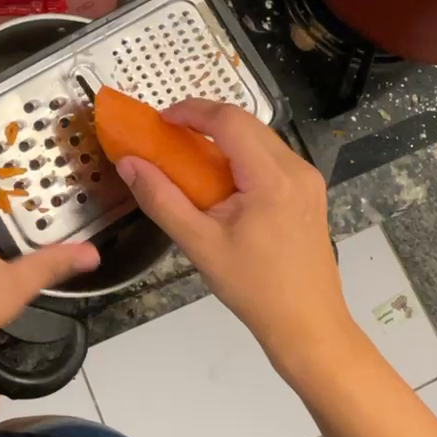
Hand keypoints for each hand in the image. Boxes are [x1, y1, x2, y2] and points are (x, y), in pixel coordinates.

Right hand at [113, 99, 356, 377]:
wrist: (308, 325)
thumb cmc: (255, 288)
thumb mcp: (199, 244)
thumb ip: (161, 199)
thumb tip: (128, 164)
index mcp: (273, 178)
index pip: (230, 121)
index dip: (192, 111)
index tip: (160, 119)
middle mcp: (296, 170)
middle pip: (246, 123)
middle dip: (204, 120)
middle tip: (167, 132)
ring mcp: (307, 180)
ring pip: (259, 137)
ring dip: (222, 136)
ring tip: (186, 151)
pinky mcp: (307, 192)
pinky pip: (269, 157)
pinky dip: (238, 154)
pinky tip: (216, 176)